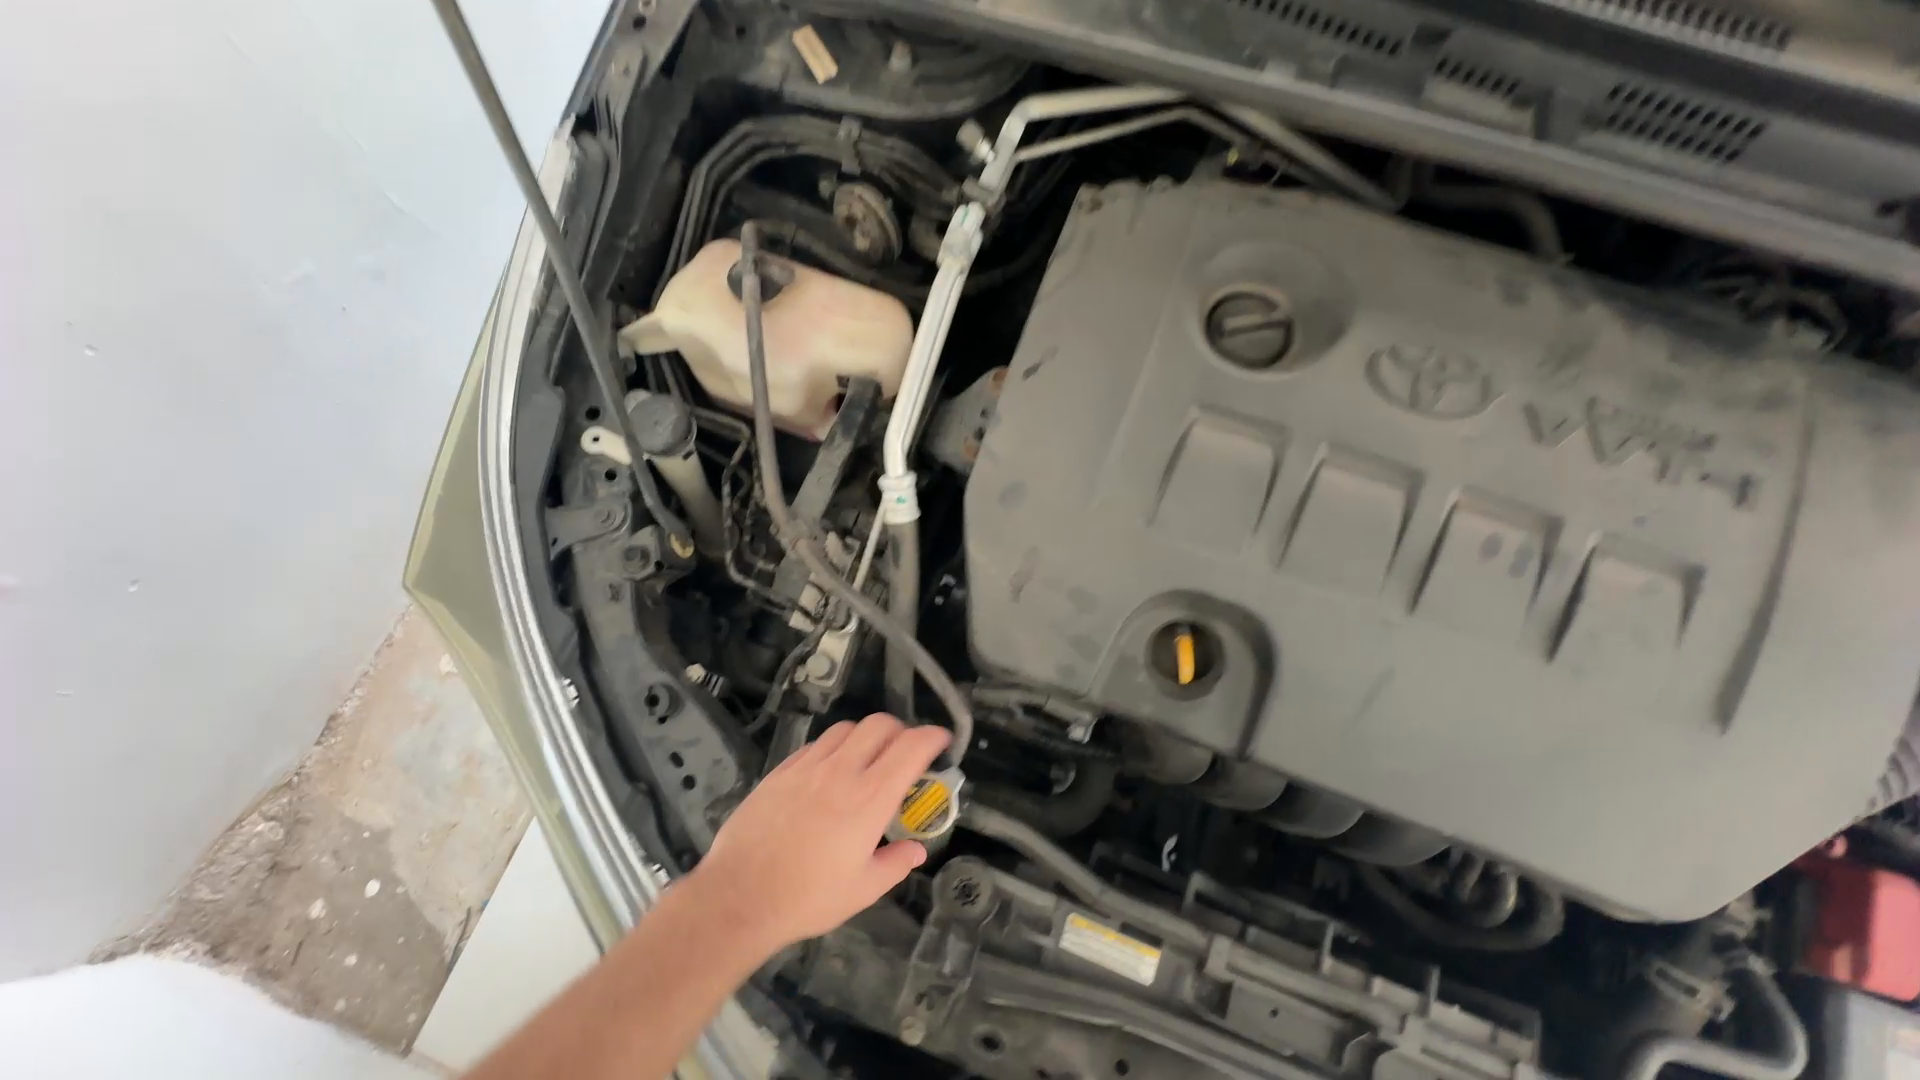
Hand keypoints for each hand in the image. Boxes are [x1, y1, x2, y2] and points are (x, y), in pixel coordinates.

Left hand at [680, 713, 951, 952]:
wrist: (739, 897)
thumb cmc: (807, 898)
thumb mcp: (863, 890)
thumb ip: (896, 864)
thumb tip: (916, 849)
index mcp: (870, 798)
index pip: (911, 748)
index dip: (933, 737)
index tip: (942, 742)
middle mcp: (841, 772)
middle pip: (880, 725)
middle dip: (902, 731)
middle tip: (906, 752)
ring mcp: (806, 767)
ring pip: (845, 729)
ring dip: (865, 736)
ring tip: (867, 759)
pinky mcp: (779, 772)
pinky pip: (815, 745)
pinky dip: (833, 749)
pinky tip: (829, 772)